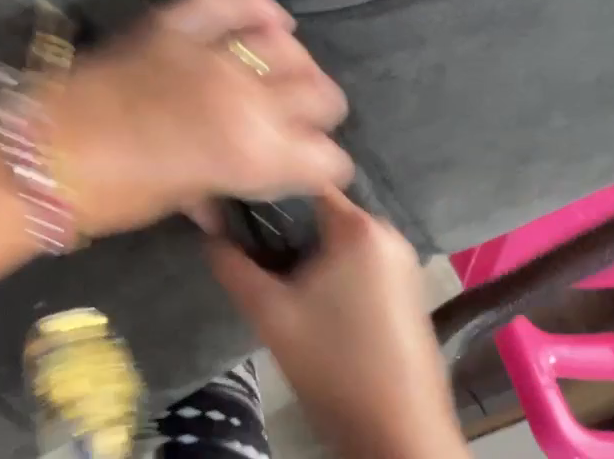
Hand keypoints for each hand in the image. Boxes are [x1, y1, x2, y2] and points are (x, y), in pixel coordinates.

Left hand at [42, 0, 352, 237]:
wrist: (42, 151)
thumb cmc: (110, 194)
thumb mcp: (174, 201)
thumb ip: (214, 192)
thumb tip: (225, 202)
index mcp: (251, 154)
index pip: (324, 158)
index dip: (324, 167)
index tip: (315, 168)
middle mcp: (245, 98)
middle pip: (318, 95)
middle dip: (318, 112)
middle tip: (302, 121)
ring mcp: (208, 53)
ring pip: (284, 47)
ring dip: (296, 65)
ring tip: (289, 74)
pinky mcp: (172, 24)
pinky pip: (226, 0)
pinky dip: (253, 4)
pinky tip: (270, 17)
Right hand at [207, 192, 468, 458]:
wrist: (398, 438)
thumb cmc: (334, 365)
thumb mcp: (268, 313)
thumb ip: (231, 264)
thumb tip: (208, 232)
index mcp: (359, 227)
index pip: (298, 180)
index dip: (260, 187)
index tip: (228, 200)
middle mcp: (387, 232)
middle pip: (316, 208)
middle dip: (278, 221)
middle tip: (239, 236)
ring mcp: (401, 262)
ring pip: (333, 235)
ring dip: (300, 245)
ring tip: (262, 260)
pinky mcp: (405, 289)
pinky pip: (354, 256)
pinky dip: (325, 263)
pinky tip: (299, 287)